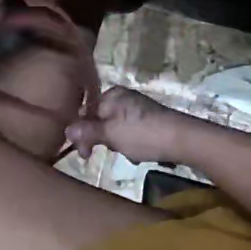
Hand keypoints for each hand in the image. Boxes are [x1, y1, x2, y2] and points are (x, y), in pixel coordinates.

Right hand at [66, 86, 198, 163]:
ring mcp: (138, 108)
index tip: (85, 155)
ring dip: (118, 144)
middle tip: (111, 152)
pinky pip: (130, 132)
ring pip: (115, 129)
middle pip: (100, 121)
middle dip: (102, 139)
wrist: (184, 140)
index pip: (86, 113)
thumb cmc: (143, 134)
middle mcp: (123, 97)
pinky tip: (139, 154)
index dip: (82, 134)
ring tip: (130, 153)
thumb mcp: (111, 134)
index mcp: (112, 95)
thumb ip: (87, 131)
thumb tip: (66, 130)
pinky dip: (131, 143)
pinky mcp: (150, 120)